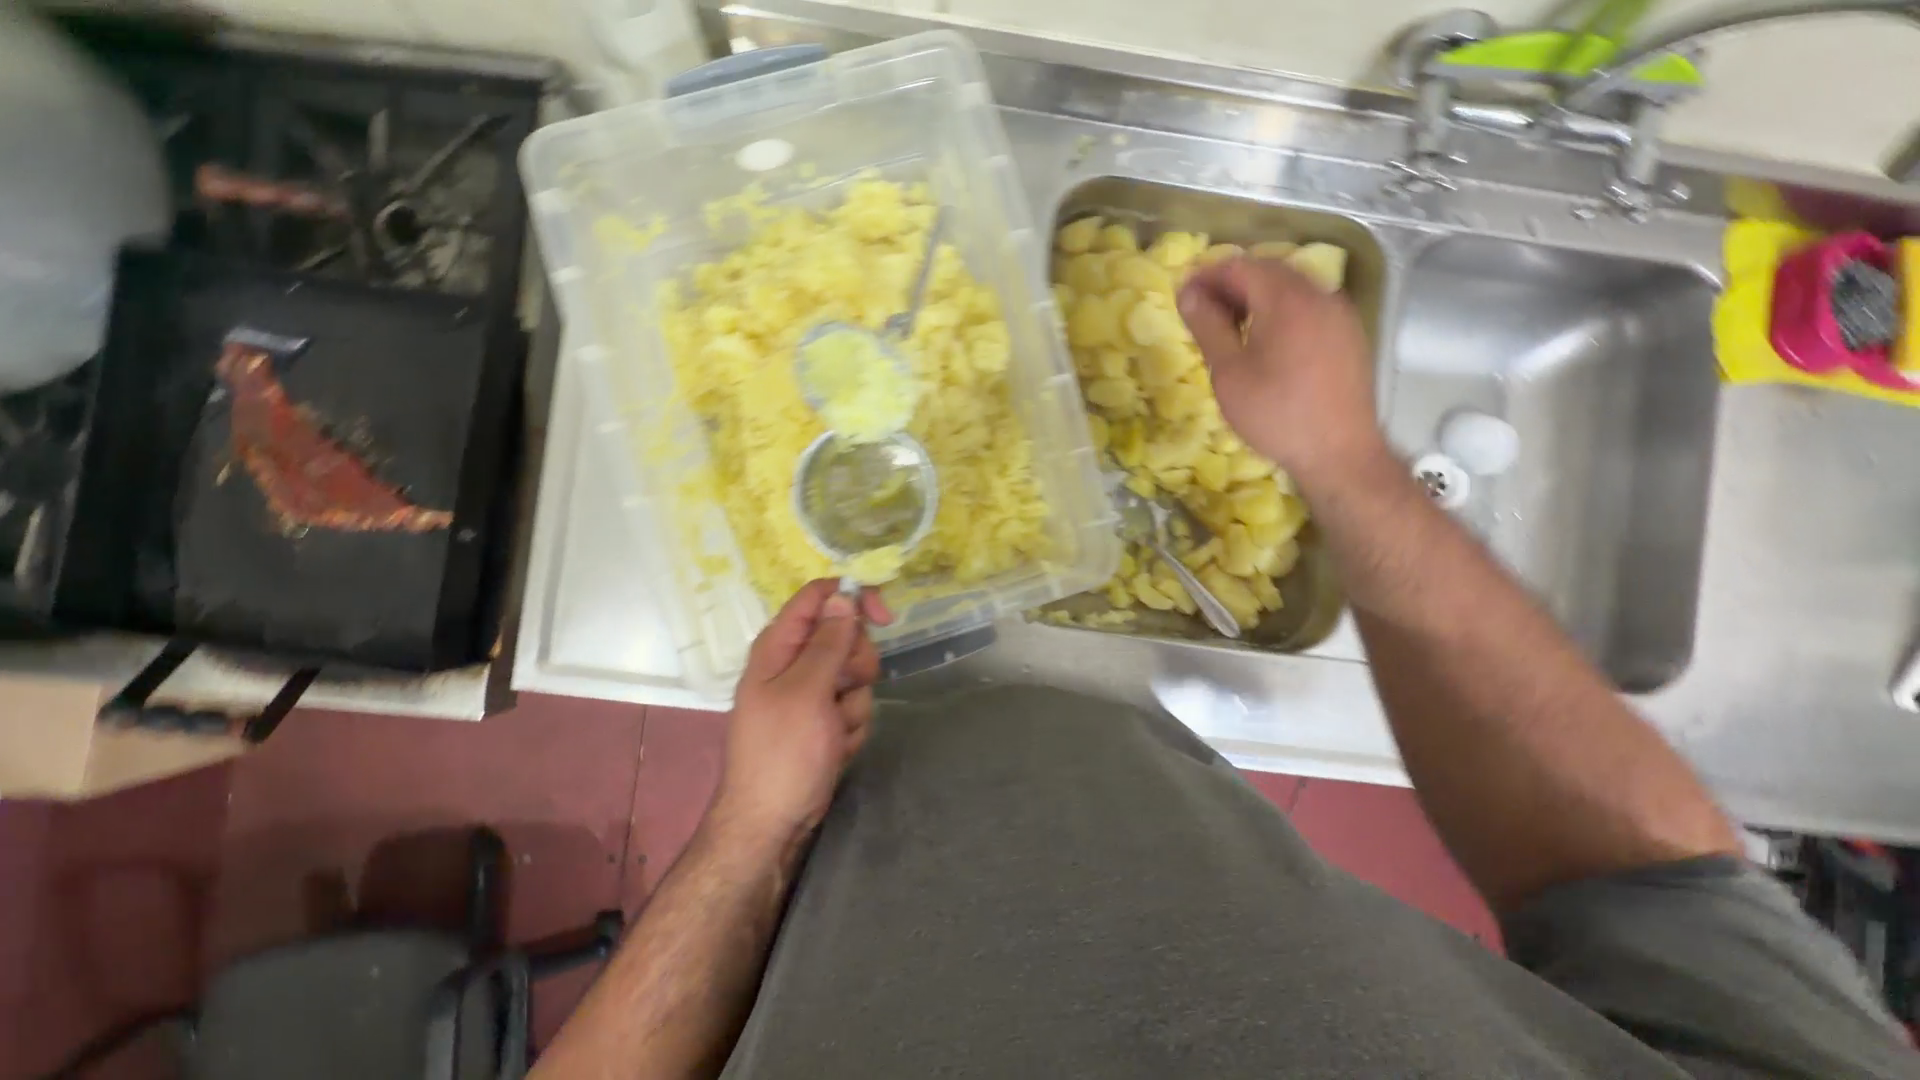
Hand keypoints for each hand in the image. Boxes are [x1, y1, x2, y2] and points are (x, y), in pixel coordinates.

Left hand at [711, 580, 892, 848]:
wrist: (773, 821)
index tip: (884, 619)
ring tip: (831, 732)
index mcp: (778, 645)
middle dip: (856, 666)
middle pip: (847, 636)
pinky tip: (834, 748)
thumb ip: (828, 642)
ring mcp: (811, 694)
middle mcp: (794, 663)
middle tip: (841, 691)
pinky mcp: (825, 721)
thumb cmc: (783, 754)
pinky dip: (851, 728)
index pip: (819, 597)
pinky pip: (855, 707)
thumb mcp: (807, 692)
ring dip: (854, 705)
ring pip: (857, 676)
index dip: (853, 599)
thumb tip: (844, 597)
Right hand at [1178, 257, 1390, 493]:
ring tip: (1231, 327)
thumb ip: (1208, 326)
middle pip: (1269, 271)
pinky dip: (1281, 312)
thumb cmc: (1276, 413)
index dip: (1207, 275)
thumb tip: (1189, 293)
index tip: (1183, 295)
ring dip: (1257, 297)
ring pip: (1291, 288)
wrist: (1339, 452)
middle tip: (1203, 310)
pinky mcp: (1348, 335)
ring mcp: (1339, 313)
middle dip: (1232, 284)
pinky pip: (1309, 308)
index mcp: (1286, 298)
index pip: (1240, 266)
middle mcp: (1318, 294)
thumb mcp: (1229, 372)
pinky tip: (1266, 342)